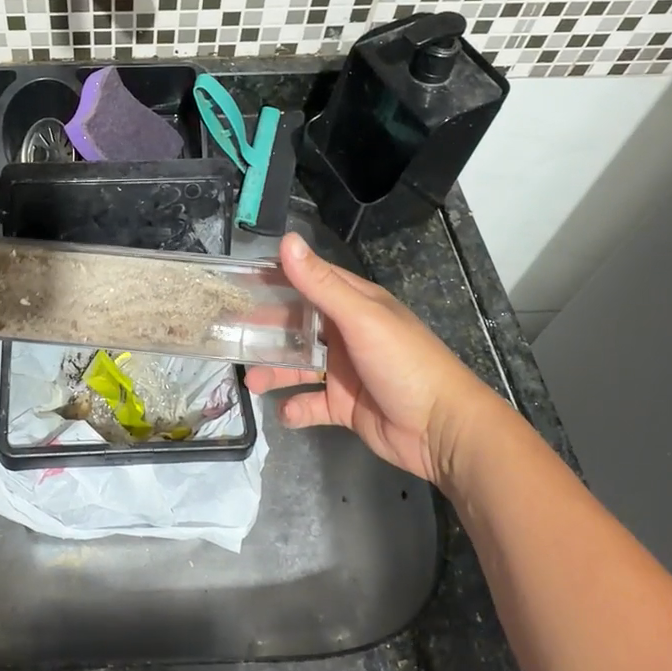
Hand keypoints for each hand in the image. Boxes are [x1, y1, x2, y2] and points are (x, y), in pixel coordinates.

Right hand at [246, 233, 511, 486]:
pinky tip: (282, 411)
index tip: (240, 280)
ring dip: (274, 370)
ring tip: (249, 379)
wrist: (442, 430)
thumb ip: (321, 283)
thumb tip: (286, 240)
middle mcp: (347, 334)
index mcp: (355, 305)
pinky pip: (312, 404)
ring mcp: (346, 371)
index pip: (310, 281)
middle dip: (267, 327)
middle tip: (229, 331)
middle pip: (298, 324)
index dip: (277, 278)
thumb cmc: (404, 363)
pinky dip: (295, 407)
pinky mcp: (346, 406)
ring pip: (299, 365)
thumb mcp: (361, 318)